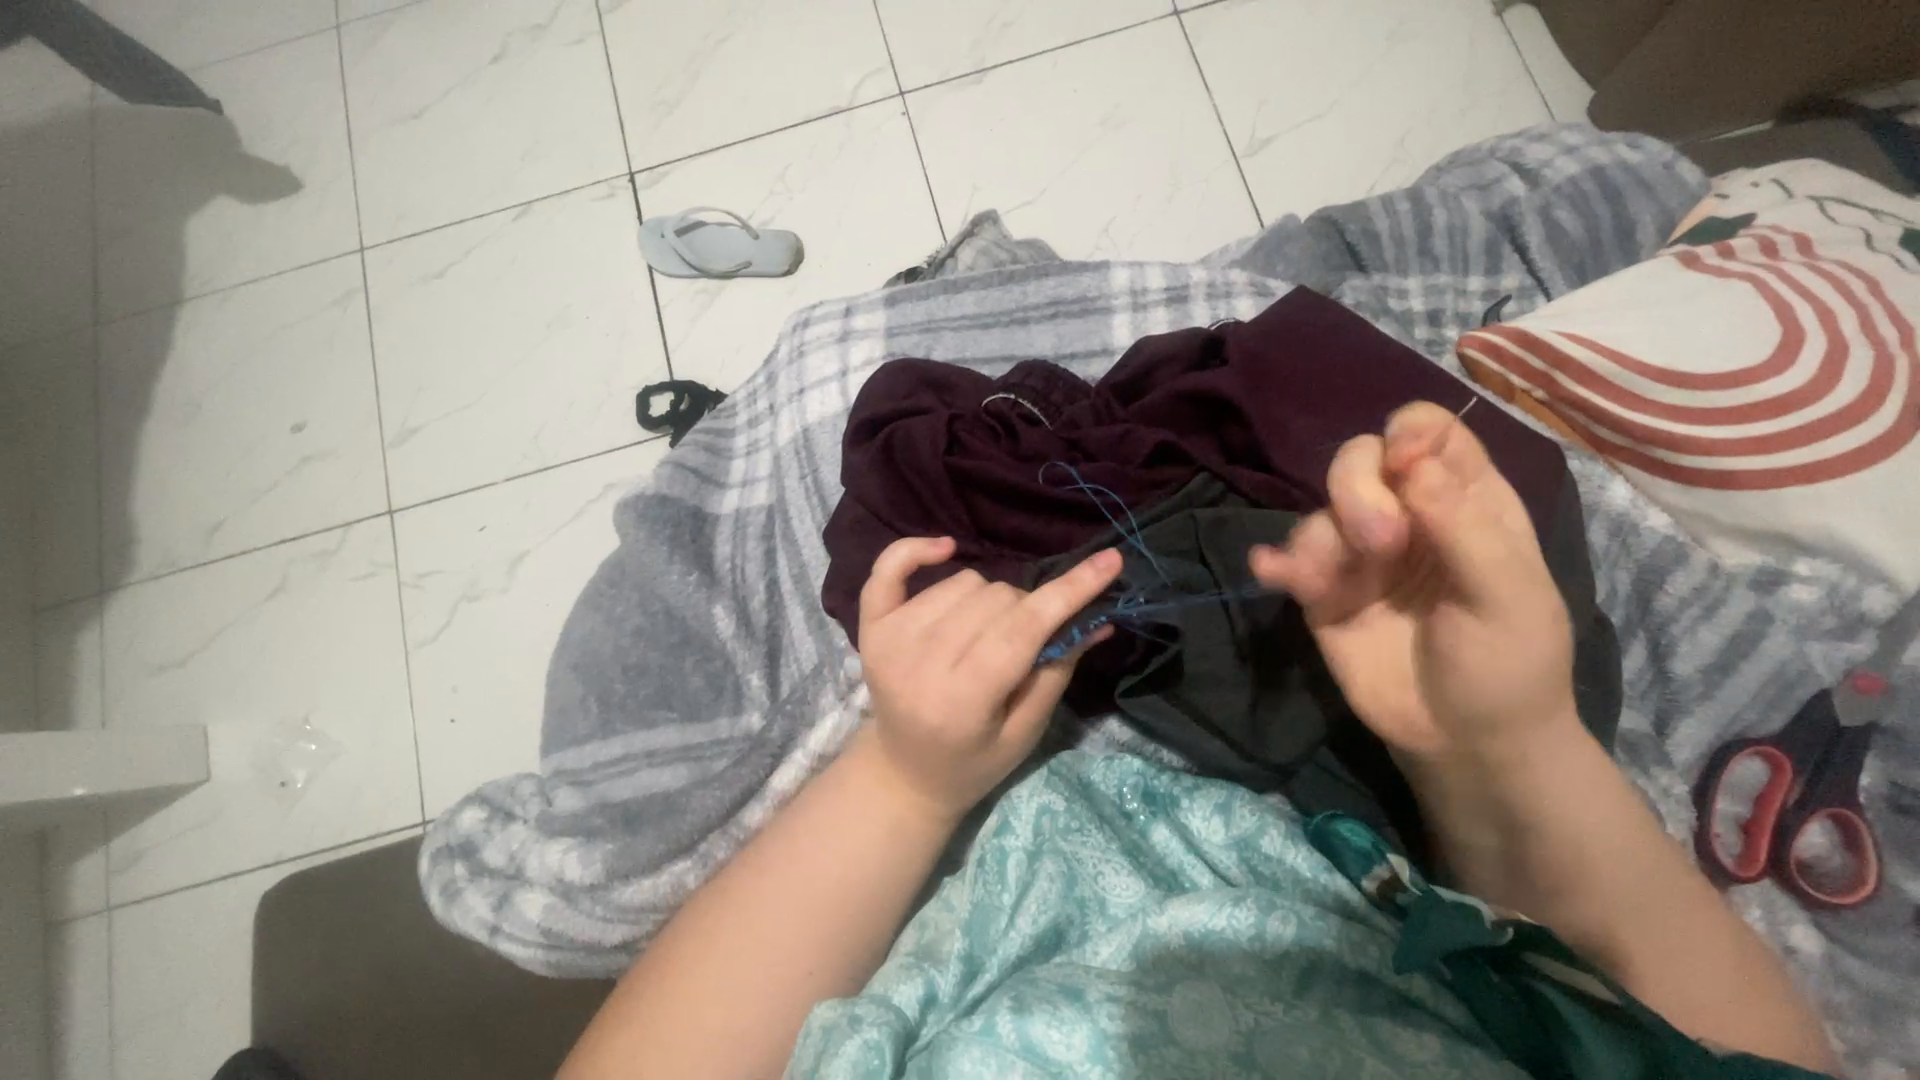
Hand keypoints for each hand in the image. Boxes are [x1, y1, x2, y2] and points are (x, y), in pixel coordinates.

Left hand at [856, 538, 1124, 819]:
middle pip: (997, 599)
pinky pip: (890, 566)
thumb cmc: (973, 761)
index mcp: (961, 699)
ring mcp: (890, 639)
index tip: (1109, 561)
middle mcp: (919, 663)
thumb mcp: (1024, 732)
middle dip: (1028, 611)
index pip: (1022, 629)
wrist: (903, 771)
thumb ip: (1056, 672)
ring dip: (989, 597)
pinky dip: (918, 550)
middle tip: (1025, 643)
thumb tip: (1097, 617)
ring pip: (964, 581)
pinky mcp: (870, 626)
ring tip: (984, 634)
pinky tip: (945, 549)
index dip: (1069, 592)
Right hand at [1249, 401, 1578, 762]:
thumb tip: (1409, 462)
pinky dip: (1279, 562)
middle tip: (1382, 544)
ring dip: (1322, 538)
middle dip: (1358, 490)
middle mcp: (1409, 517)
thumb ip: (1463, 526)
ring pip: (1320, 508)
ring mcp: (1361, 556)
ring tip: (1330, 584)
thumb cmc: (1508, 665)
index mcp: (1468, 502)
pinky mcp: (1323, 593)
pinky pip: (1291, 559)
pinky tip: (1273, 573)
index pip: (1430, 433)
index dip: (1410, 435)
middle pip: (1361, 459)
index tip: (1406, 468)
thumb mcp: (1508, 596)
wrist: (1464, 742)